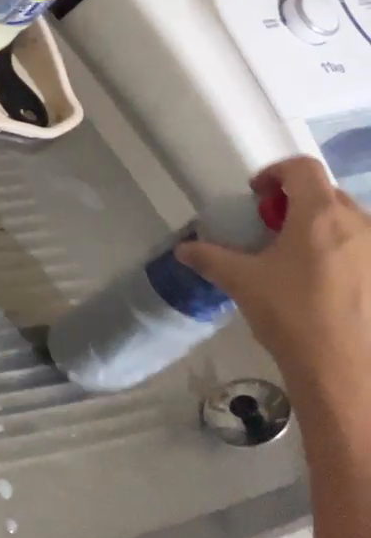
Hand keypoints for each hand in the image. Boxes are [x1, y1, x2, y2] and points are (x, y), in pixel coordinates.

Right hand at [176, 157, 370, 415]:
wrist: (350, 368)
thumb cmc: (291, 312)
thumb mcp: (238, 280)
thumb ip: (208, 256)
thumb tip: (186, 249)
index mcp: (322, 217)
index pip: (302, 169)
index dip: (274, 174)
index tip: (256, 199)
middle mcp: (363, 227)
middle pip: (329, 195)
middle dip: (297, 205)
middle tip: (271, 232)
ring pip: (352, 224)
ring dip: (323, 231)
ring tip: (298, 262)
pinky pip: (364, 251)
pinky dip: (344, 256)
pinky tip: (325, 286)